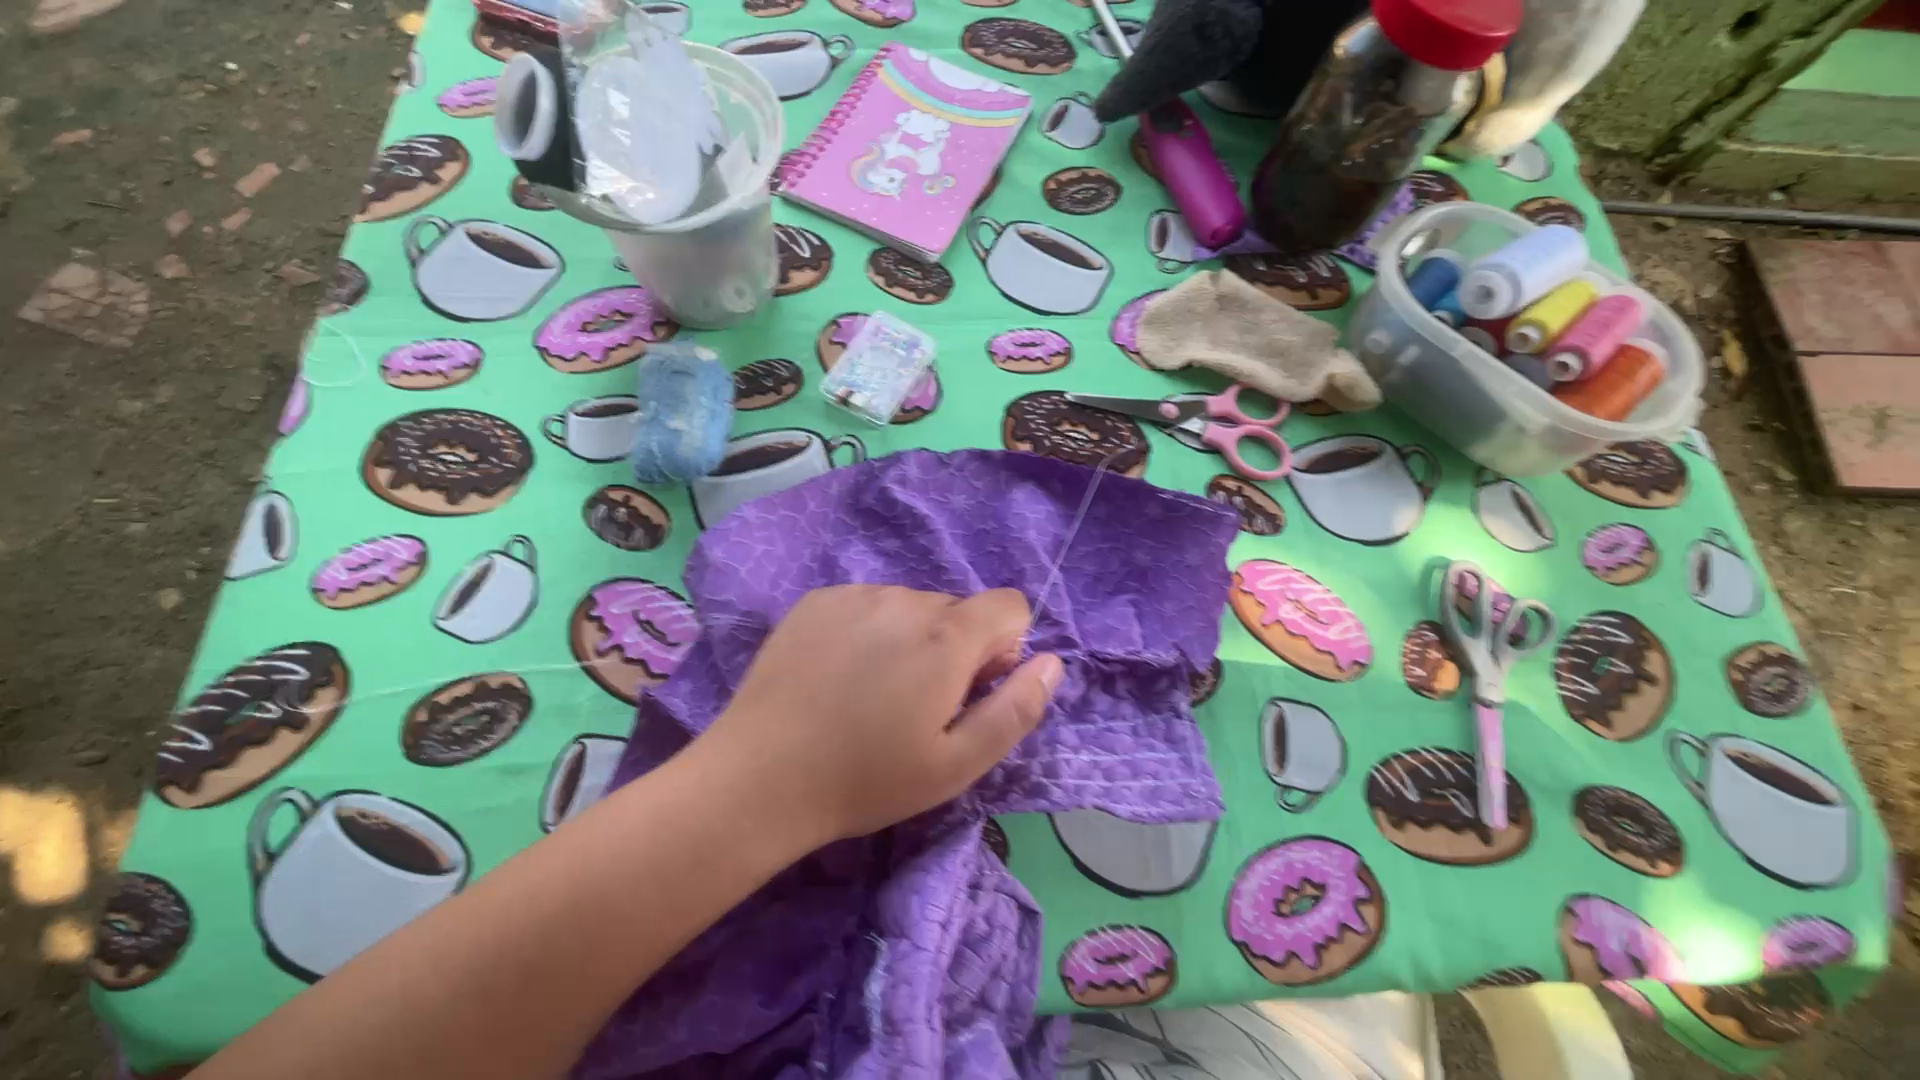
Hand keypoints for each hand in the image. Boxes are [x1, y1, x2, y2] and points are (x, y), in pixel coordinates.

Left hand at [698, 586, 1062, 843]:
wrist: (758, 779)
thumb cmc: (867, 780)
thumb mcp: (956, 765)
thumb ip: (1016, 710)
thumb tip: (1052, 663)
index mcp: (947, 637)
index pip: (1010, 606)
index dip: (1003, 651)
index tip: (969, 694)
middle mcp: (904, 599)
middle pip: (958, 610)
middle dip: (955, 648)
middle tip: (915, 707)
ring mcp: (855, 595)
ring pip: (912, 606)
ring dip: (911, 639)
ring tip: (871, 695)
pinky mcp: (816, 601)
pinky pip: (868, 604)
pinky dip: (869, 631)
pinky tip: (837, 677)